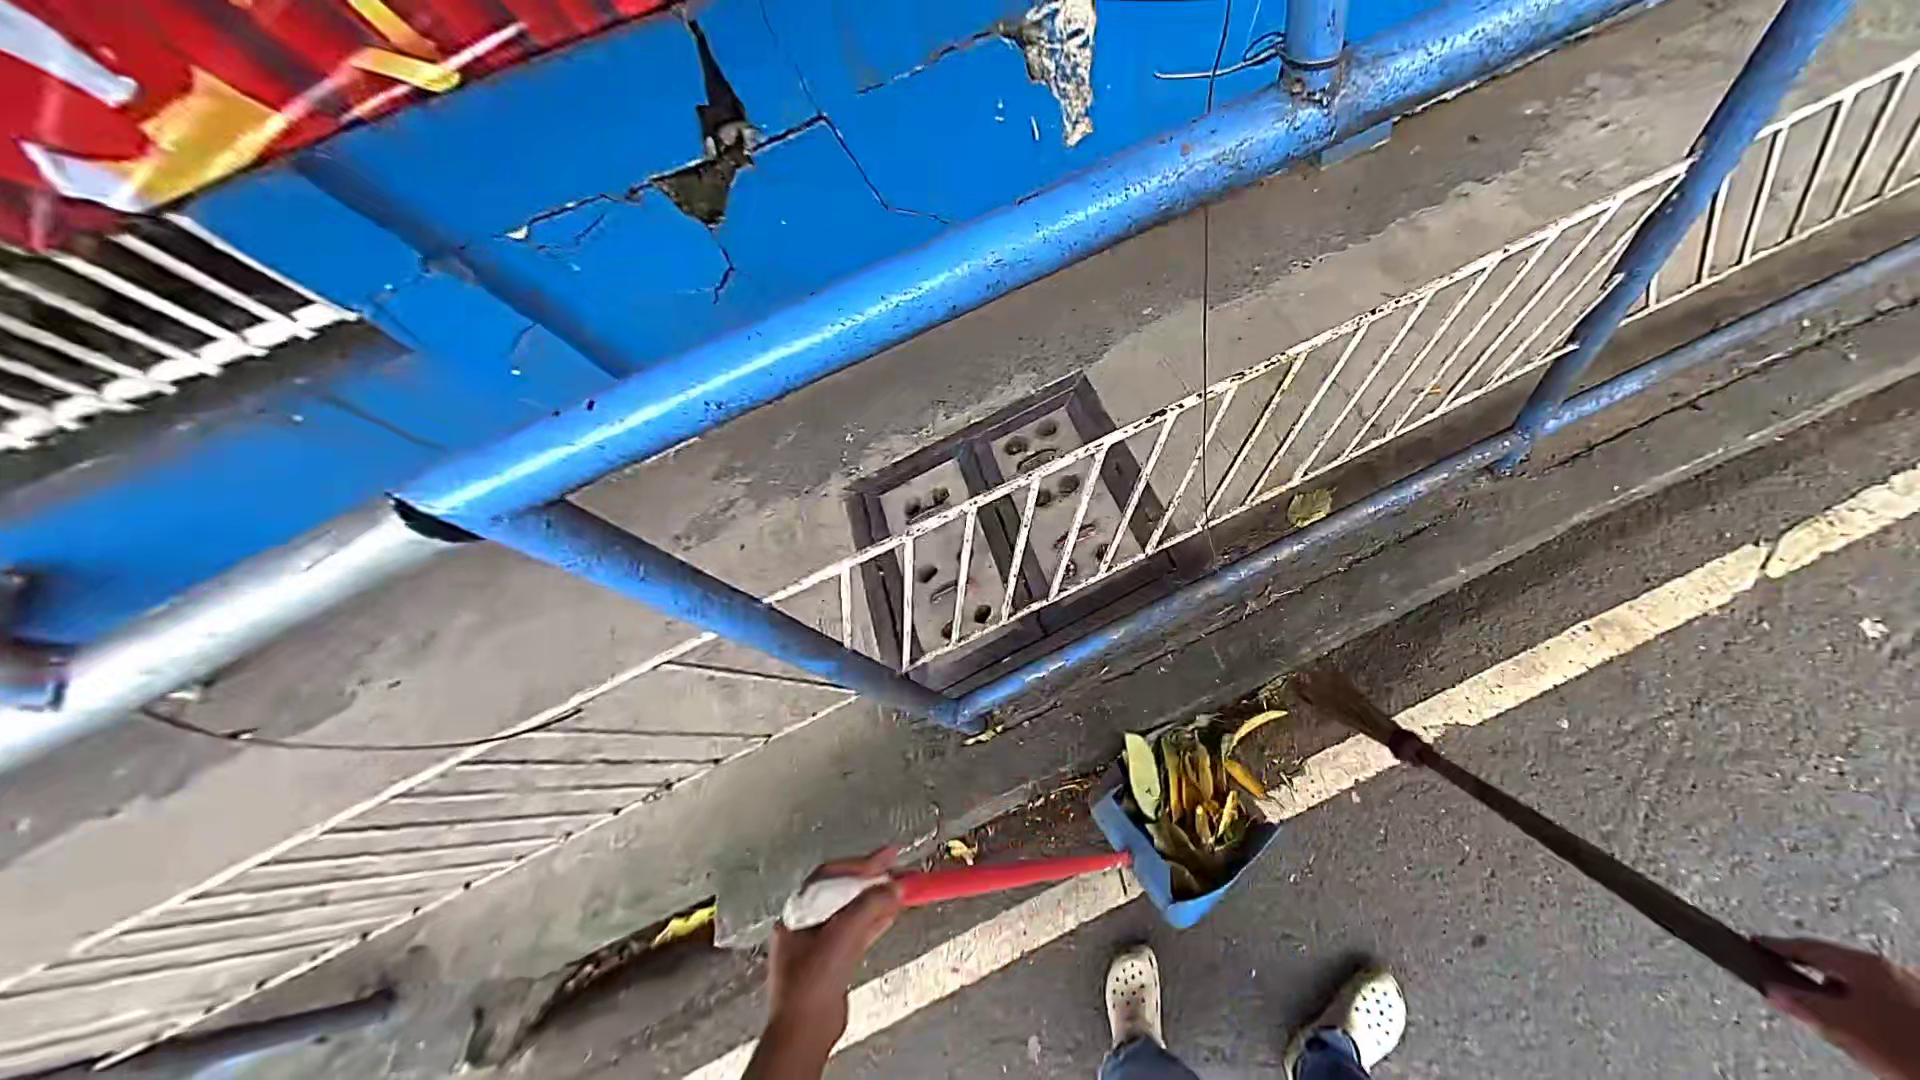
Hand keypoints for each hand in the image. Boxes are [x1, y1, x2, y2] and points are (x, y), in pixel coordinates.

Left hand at [744, 850, 902, 1079]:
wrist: (804, 1032)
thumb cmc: (810, 986)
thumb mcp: (844, 935)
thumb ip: (870, 906)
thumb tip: (894, 887)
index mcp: (798, 911)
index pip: (832, 875)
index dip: (862, 863)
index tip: (888, 857)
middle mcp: (805, 924)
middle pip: (843, 891)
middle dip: (871, 879)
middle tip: (896, 868)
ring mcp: (818, 944)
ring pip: (852, 912)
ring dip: (876, 899)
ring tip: (900, 888)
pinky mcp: (831, 963)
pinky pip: (856, 932)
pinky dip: (875, 920)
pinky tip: (891, 913)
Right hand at [1761, 937, 1919, 1079]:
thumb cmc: (1905, 1044)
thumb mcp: (1838, 1023)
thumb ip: (1796, 1002)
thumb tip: (1770, 990)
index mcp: (1863, 962)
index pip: (1801, 945)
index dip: (1772, 946)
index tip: (1754, 945)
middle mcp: (1890, 969)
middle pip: (1835, 964)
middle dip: (1810, 974)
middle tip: (1787, 984)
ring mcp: (1915, 989)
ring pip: (1862, 983)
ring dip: (1840, 993)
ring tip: (1830, 1013)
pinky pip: (1885, 999)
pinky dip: (1867, 1007)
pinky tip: (1868, 1026)